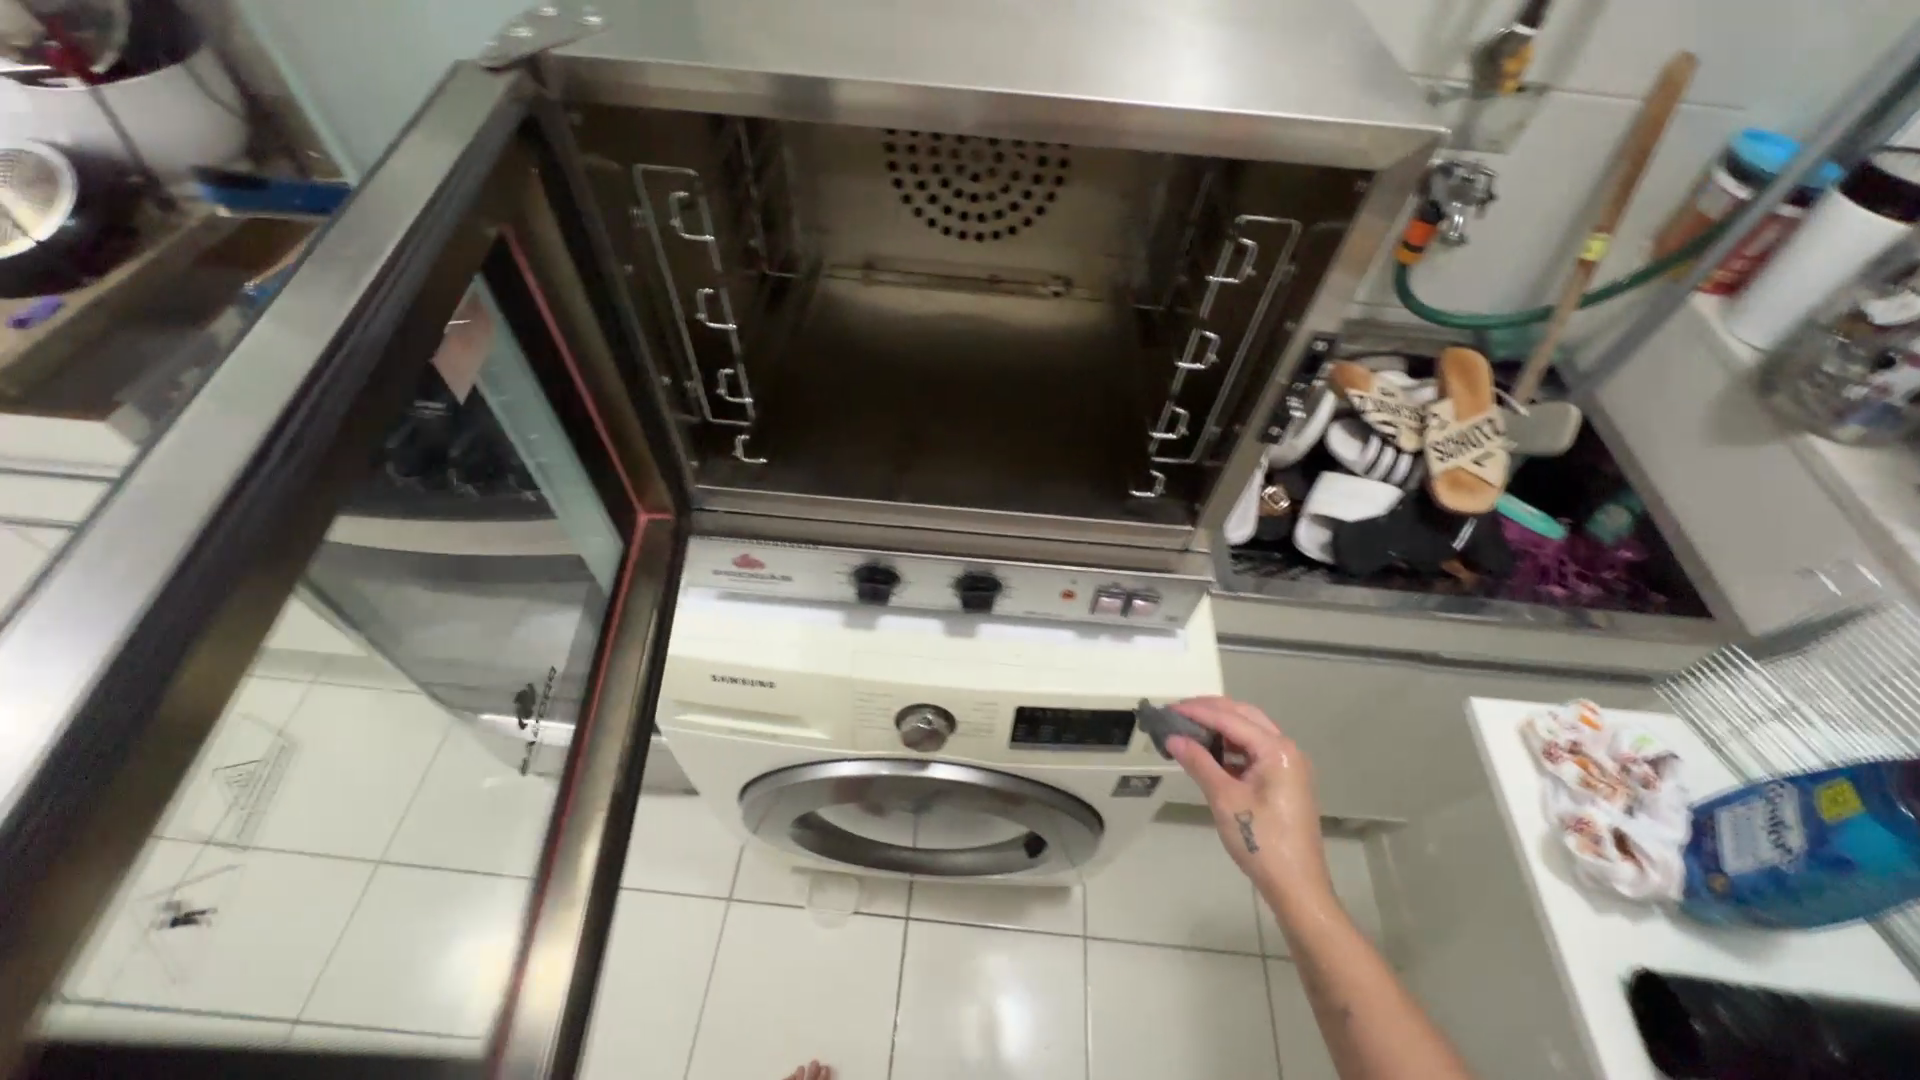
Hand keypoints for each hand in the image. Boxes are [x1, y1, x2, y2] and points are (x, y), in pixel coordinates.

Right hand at [1164, 696, 1333, 909]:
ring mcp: (1289, 765)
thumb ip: (1199, 763)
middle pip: (1245, 716)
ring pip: (1251, 732)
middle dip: (1211, 711)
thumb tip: (1173, 738)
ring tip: (1189, 729)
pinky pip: (1255, 751)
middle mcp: (1287, 750)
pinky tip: (1210, 752)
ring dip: (1221, 727)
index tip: (1169, 709)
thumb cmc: (1261, 842)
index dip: (1197, 711)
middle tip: (1178, 713)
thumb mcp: (1224, 799)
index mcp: (1277, 750)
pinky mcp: (1286, 781)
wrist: (1297, 886)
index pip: (1230, 719)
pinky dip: (1232, 746)